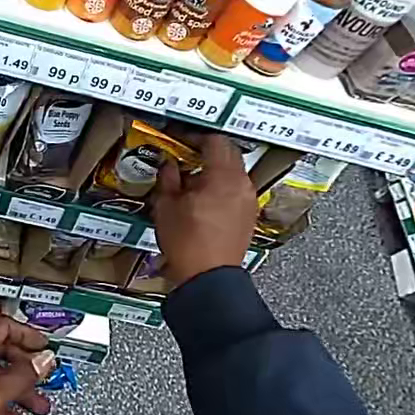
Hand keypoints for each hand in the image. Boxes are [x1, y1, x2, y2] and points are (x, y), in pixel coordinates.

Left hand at [0, 315, 54, 414]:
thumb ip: (24, 374)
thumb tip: (42, 360)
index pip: (6, 325)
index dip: (29, 335)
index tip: (44, 346)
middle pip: (2, 351)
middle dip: (26, 368)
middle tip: (43, 376)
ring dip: (18, 390)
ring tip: (36, 404)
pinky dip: (1, 404)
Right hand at [152, 133, 258, 287]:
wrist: (208, 279)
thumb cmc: (185, 240)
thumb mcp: (166, 205)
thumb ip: (168, 177)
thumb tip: (168, 163)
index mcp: (223, 176)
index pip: (215, 141)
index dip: (196, 136)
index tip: (181, 139)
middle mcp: (242, 184)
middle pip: (229, 153)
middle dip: (208, 149)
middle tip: (186, 153)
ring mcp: (248, 200)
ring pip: (234, 171)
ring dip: (216, 168)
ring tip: (193, 178)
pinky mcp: (249, 216)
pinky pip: (237, 189)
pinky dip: (223, 185)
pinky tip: (204, 197)